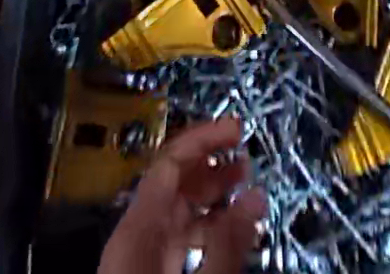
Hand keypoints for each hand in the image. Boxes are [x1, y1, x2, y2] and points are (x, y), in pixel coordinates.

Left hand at [97, 117, 266, 273]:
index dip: (203, 138)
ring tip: (245, 191)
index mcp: (136, 230)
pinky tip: (229, 233)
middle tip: (247, 158)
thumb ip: (227, 243)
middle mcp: (133, 238)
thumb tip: (255, 191)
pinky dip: (204, 229)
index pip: (168, 162)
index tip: (238, 129)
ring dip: (210, 196)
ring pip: (175, 212)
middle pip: (171, 184)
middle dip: (211, 166)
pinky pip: (176, 241)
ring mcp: (138, 262)